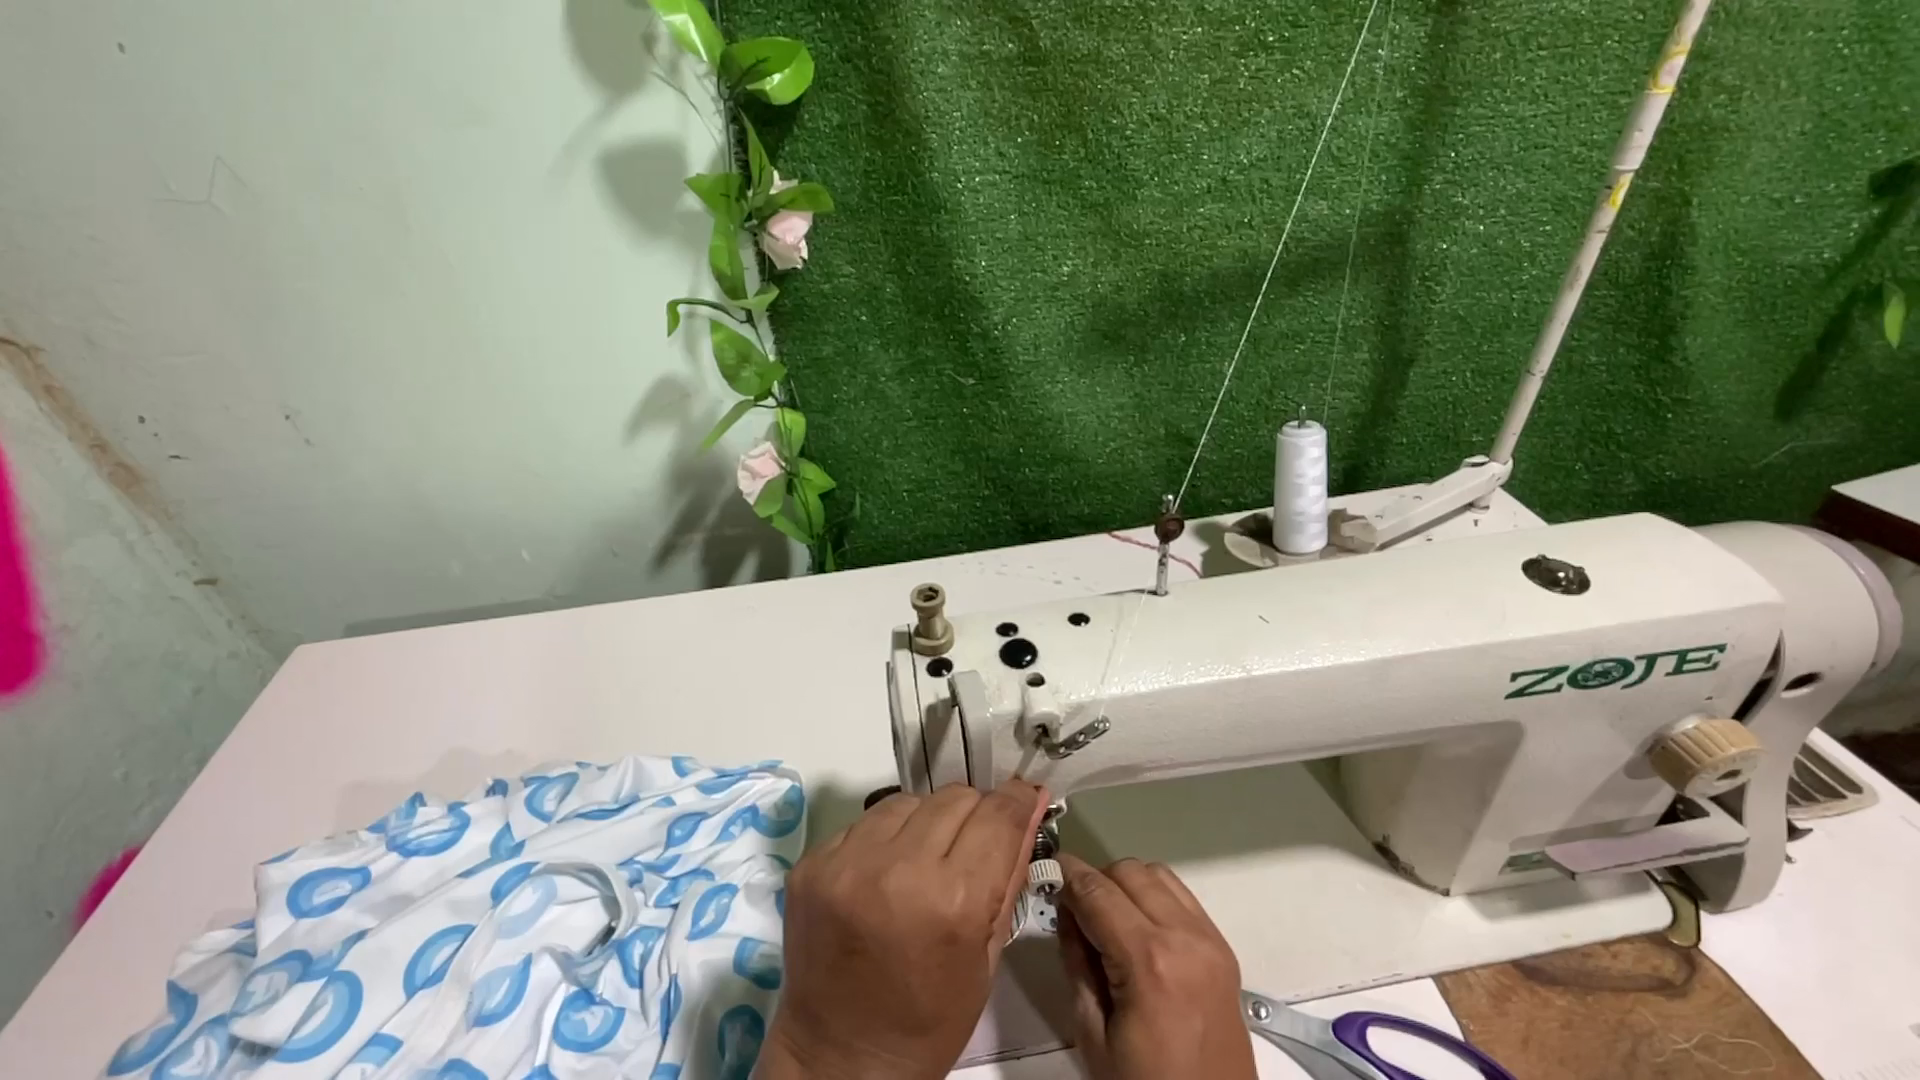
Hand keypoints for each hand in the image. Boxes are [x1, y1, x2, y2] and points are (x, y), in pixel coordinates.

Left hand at [756, 781, 1048, 1079]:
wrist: (839, 1057)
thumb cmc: (928, 1021)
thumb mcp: (986, 957)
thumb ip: (1008, 875)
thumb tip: (1029, 807)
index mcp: (952, 901)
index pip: (998, 816)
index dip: (1019, 799)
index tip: (1027, 795)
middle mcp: (897, 869)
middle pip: (955, 798)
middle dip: (976, 815)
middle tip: (974, 846)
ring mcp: (847, 863)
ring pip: (909, 801)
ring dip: (927, 821)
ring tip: (926, 859)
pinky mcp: (813, 864)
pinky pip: (865, 822)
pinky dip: (885, 837)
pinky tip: (887, 871)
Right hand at [1056, 853, 1256, 1079]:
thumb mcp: (1092, 1034)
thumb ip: (1077, 962)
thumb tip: (1066, 911)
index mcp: (1148, 961)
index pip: (1097, 892)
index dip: (1066, 875)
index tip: (1045, 871)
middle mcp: (1184, 936)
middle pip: (1128, 872)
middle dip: (1095, 882)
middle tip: (1075, 914)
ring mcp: (1209, 940)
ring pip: (1157, 874)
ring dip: (1126, 885)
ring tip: (1108, 921)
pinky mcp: (1223, 948)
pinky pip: (1182, 896)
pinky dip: (1154, 896)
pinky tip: (1139, 929)